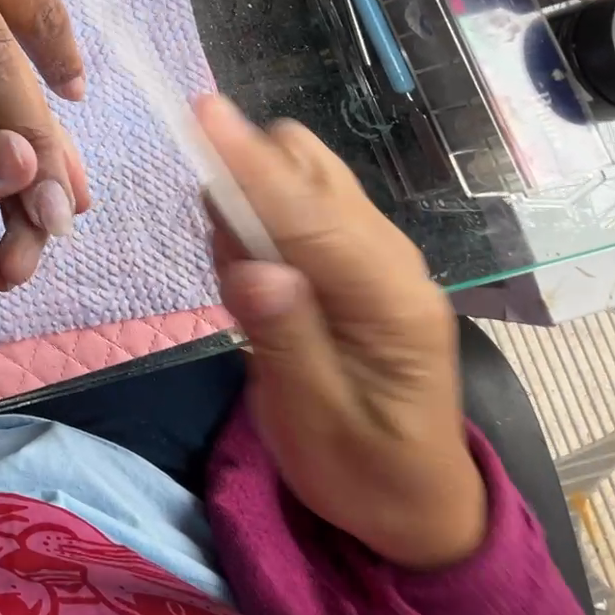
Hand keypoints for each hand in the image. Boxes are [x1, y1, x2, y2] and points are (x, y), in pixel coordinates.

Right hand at [195, 93, 485, 570]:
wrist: (413, 502)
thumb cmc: (363, 470)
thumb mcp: (316, 421)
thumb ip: (284, 338)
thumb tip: (252, 267)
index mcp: (389, 301)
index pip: (308, 214)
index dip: (249, 163)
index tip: (202, 111)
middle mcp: (389, 260)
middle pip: (311, 170)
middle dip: (246, 175)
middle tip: (217, 247)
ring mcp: (372, 254)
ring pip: (300, 178)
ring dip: (245, 202)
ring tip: (238, 281)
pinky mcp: (349, 258)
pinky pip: (291, 207)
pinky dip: (252, 221)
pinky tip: (253, 276)